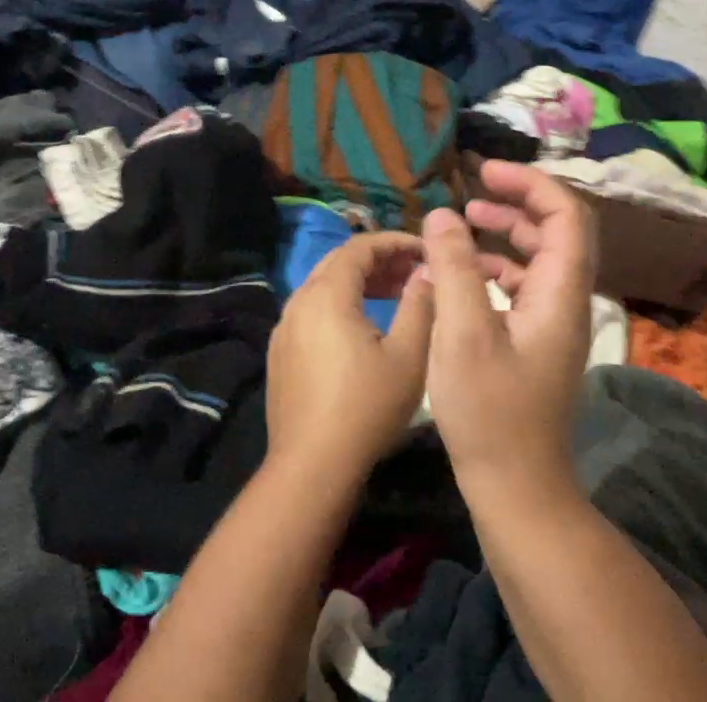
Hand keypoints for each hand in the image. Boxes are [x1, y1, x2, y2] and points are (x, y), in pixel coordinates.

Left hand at [266, 232, 433, 478]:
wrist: (313, 463)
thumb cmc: (367, 406)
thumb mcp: (408, 355)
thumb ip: (420, 305)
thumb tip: (426, 273)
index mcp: (327, 294)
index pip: (360, 246)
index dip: (396, 242)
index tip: (426, 251)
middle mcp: (298, 302)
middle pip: (338, 262)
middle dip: (379, 260)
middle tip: (415, 271)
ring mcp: (284, 328)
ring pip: (323, 287)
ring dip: (359, 283)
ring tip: (396, 295)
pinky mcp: (280, 353)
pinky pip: (312, 312)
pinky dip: (340, 305)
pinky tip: (364, 328)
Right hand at [421, 160, 598, 495]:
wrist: (516, 487)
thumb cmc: (489, 411)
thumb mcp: (462, 333)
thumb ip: (454, 267)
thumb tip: (441, 215)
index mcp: (561, 294)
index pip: (567, 215)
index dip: (530, 183)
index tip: (482, 172)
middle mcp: (567, 303)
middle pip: (557, 232)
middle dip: (515, 204)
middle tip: (470, 194)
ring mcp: (554, 325)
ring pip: (539, 261)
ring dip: (505, 235)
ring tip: (461, 226)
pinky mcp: (536, 345)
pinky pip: (523, 289)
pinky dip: (495, 270)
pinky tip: (460, 275)